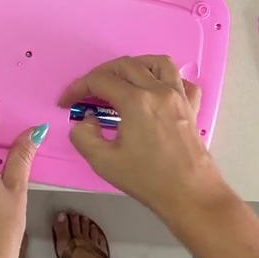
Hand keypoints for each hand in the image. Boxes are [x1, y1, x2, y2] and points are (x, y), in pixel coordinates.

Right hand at [60, 56, 230, 220]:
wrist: (190, 194)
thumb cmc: (147, 179)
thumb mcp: (103, 162)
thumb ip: (83, 136)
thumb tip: (88, 120)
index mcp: (135, 101)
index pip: (99, 81)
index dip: (77, 88)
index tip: (66, 102)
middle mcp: (158, 90)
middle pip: (125, 65)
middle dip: (100, 74)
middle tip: (87, 91)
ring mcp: (179, 96)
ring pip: (157, 63)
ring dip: (134, 65)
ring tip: (122, 80)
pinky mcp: (192, 107)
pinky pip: (181, 81)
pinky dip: (166, 79)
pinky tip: (156, 92)